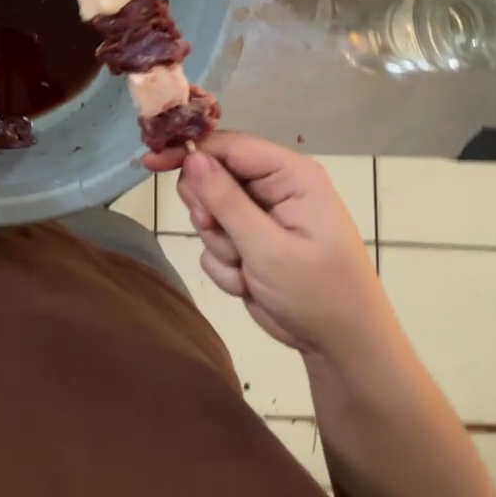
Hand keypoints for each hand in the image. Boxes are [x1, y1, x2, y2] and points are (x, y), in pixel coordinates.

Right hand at [177, 131, 394, 359]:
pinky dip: (224, 265)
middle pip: (213, 176)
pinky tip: (248, 284)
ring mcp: (262, 217)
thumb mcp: (269, 250)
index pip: (229, 145)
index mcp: (291, 176)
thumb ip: (227, 201)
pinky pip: (215, 241)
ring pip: (209, 212)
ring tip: (245, 269)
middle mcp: (276, 188)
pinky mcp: (251, 243)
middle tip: (213, 231)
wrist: (343, 350)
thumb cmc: (318, 295)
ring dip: (218, 244)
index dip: (190, 152)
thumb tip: (192, 157)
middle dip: (208, 211)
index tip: (153, 163)